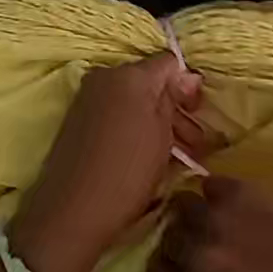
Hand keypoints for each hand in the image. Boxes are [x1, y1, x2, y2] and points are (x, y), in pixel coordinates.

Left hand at [8, 55, 206, 271]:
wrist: (74, 209)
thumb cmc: (128, 171)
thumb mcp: (163, 134)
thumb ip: (173, 98)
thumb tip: (186, 76)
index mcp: (129, 74)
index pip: (168, 62)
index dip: (188, 85)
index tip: (198, 114)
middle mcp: (105, 76)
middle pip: (150, 82)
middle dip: (175, 108)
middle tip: (196, 142)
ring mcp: (88, 96)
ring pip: (134, 99)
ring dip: (159, 121)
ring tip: (180, 155)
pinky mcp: (78, 118)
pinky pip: (116, 112)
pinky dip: (136, 127)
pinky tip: (153, 155)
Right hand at [149, 177, 272, 271]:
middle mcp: (200, 265)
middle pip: (167, 240)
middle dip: (179, 244)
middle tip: (201, 246)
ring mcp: (222, 224)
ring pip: (182, 206)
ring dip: (194, 214)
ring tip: (217, 222)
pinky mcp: (249, 194)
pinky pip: (212, 185)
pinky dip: (219, 195)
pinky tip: (239, 207)